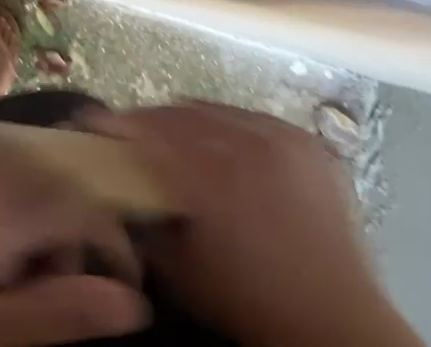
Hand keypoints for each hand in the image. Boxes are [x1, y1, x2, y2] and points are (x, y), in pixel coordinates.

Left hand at [0, 123, 149, 346]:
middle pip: (63, 181)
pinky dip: (4, 185)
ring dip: (37, 208)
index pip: (93, 209)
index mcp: (10, 196)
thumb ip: (64, 311)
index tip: (119, 290)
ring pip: (29, 164)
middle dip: (69, 232)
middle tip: (43, 285)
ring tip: (8, 262)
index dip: (115, 250)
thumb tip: (133, 305)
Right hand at [89, 101, 420, 346]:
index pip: (149, 129)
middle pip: (181, 112)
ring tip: (175, 135)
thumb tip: (118, 190)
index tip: (93, 123)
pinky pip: (256, 119)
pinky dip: (232, 126)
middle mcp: (248, 142)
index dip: (116, 123)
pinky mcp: (310, 143)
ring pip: (218, 111)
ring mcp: (284, 137)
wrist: (336, 319)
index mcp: (212, 172)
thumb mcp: (181, 268)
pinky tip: (225, 145)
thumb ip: (146, 221)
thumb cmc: (249, 300)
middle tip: (131, 131)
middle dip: (150, 119)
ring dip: (189, 119)